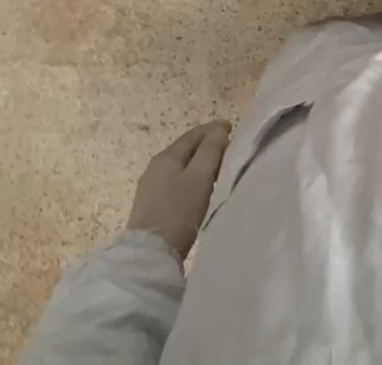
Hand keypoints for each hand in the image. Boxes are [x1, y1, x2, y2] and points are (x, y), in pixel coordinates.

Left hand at [126, 120, 230, 259]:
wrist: (150, 254)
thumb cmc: (178, 211)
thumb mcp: (199, 177)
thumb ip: (211, 150)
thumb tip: (219, 131)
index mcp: (166, 157)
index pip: (193, 135)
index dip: (213, 129)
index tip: (231, 127)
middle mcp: (155, 167)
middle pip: (185, 149)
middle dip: (206, 145)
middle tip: (228, 147)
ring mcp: (151, 187)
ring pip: (181, 166)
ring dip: (199, 162)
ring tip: (218, 167)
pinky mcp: (152, 205)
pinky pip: (176, 181)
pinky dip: (191, 177)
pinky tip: (200, 187)